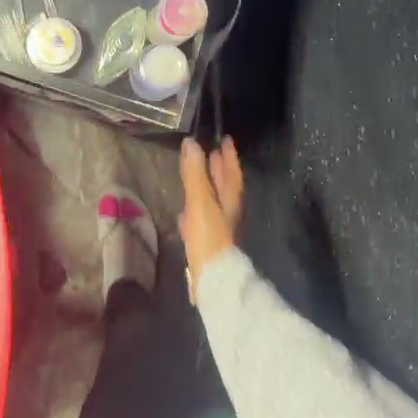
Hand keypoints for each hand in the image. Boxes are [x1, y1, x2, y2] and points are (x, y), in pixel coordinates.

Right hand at [180, 136, 243, 299]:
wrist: (212, 278)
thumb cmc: (210, 237)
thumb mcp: (200, 202)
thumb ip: (195, 173)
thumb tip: (191, 143)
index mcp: (231, 199)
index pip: (232, 172)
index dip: (229, 156)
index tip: (225, 139)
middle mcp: (228, 211)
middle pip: (225, 185)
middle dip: (219, 168)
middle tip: (213, 150)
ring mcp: (219, 227)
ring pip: (214, 199)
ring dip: (208, 185)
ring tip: (198, 173)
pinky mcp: (208, 240)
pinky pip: (203, 216)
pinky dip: (197, 206)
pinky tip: (186, 210)